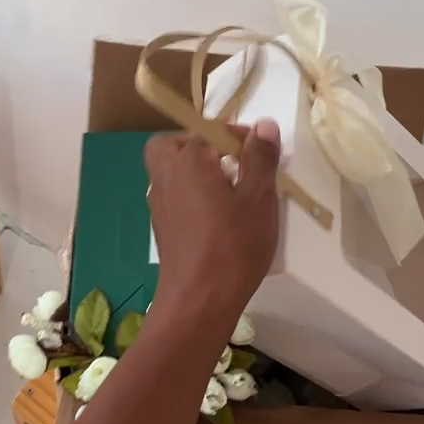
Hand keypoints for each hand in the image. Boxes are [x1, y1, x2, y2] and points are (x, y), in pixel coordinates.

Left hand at [144, 119, 281, 331]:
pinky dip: (189, 192)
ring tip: (227, 187)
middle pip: (172, 144)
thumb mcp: (259, 198)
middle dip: (198, 144)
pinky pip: (172, 194)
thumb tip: (264, 124)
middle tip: (228, 159)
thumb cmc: (234, 244)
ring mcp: (158, 201)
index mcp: (188, 160)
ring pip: (168, 170)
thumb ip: (260, 158)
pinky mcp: (160, 226)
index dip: (238, 135)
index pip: (211, 130)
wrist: (199, 299)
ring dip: (192, 169)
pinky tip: (215, 215)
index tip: (261, 151)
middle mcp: (166, 175)